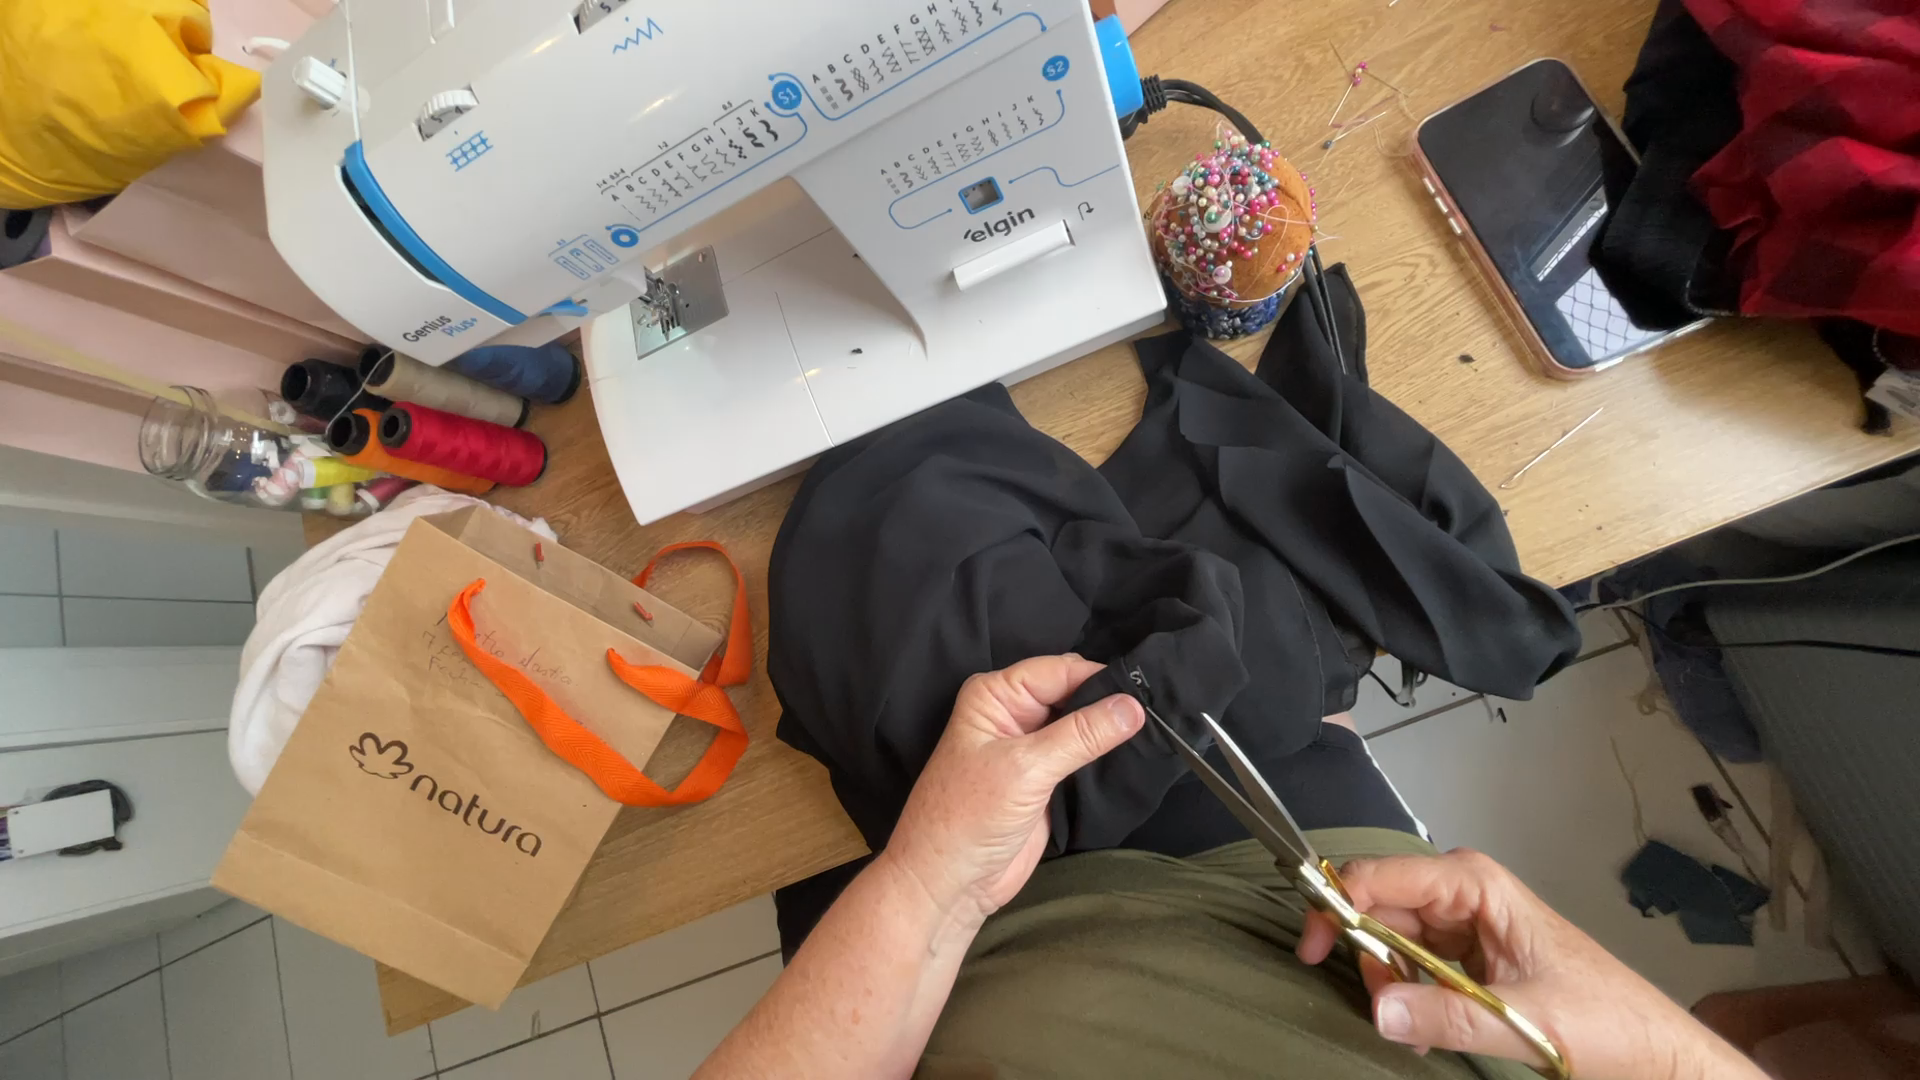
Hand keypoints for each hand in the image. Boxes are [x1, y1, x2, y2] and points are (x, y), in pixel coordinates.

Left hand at [881, 655, 1144, 931]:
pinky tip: (1139, 754)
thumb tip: (1133, 706)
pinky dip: (1106, 755)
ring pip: (1081, 724)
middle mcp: (1013, 712)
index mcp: (996, 694)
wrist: (950, 882)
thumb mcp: (1027, 768)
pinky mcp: (1045, 778)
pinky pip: (1082, 755)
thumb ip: (1081, 735)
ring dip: (1111, 728)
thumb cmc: (970, 816)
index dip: (1101, 677)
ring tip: (1159, 728)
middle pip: (1072, 692)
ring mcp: (1030, 746)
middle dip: (1109, 700)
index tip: (1146, 688)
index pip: (1059, 670)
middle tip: (1160, 708)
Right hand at [1297, 849, 1764, 1079]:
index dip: (1339, 903)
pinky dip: (1403, 990)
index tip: (1312, 945)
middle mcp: (1456, 890)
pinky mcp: (1461, 950)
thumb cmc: (1610, 1025)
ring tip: (1406, 1024)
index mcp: (1471, 882)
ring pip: (1388, 935)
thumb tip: (1375, 1009)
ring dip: (1386, 978)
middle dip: (1366, 954)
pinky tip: (1416, 1021)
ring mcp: (1458, 919)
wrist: (1666, 1061)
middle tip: (1373, 1004)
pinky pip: (1409, 959)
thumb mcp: (1530, 1023)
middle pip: (1377, 906)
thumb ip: (1449, 1016)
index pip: (1381, 877)